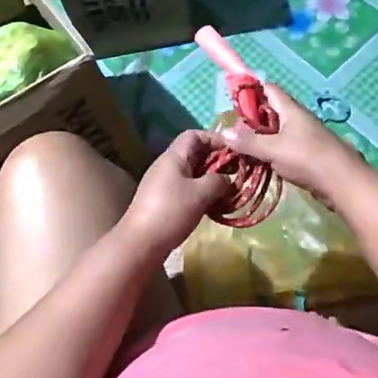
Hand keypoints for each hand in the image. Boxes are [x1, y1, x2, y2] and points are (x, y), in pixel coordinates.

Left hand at [116, 130, 231, 257]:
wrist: (141, 242)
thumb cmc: (172, 211)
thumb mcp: (201, 193)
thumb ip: (219, 181)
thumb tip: (228, 180)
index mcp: (173, 157)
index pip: (194, 135)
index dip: (215, 139)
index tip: (234, 152)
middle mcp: (167, 166)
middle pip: (195, 154)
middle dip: (217, 162)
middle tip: (236, 175)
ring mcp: (163, 183)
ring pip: (192, 174)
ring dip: (210, 181)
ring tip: (228, 194)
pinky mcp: (163, 201)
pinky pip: (186, 190)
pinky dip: (201, 194)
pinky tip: (213, 208)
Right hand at [211, 83, 369, 202]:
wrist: (343, 183)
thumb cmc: (308, 159)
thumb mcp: (273, 149)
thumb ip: (248, 141)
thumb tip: (222, 132)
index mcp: (290, 110)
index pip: (268, 89)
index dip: (250, 90)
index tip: (232, 100)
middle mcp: (297, 119)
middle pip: (271, 110)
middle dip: (251, 118)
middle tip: (232, 129)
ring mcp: (304, 137)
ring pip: (276, 130)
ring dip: (260, 136)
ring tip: (241, 146)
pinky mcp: (307, 154)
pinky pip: (283, 146)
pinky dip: (270, 150)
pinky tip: (259, 161)